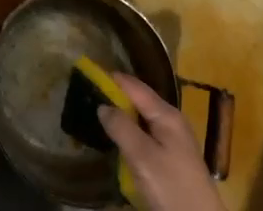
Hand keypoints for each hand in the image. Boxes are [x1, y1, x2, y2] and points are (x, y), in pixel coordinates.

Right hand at [100, 74, 222, 210]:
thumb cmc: (171, 185)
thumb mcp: (142, 156)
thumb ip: (121, 128)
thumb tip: (103, 105)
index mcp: (166, 115)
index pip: (135, 86)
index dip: (112, 80)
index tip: (88, 77)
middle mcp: (172, 121)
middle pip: (140, 100)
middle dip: (116, 97)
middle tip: (90, 100)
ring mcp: (175, 139)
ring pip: (143, 118)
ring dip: (123, 116)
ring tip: (101, 118)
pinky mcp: (173, 156)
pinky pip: (147, 134)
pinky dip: (132, 132)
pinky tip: (121, 141)